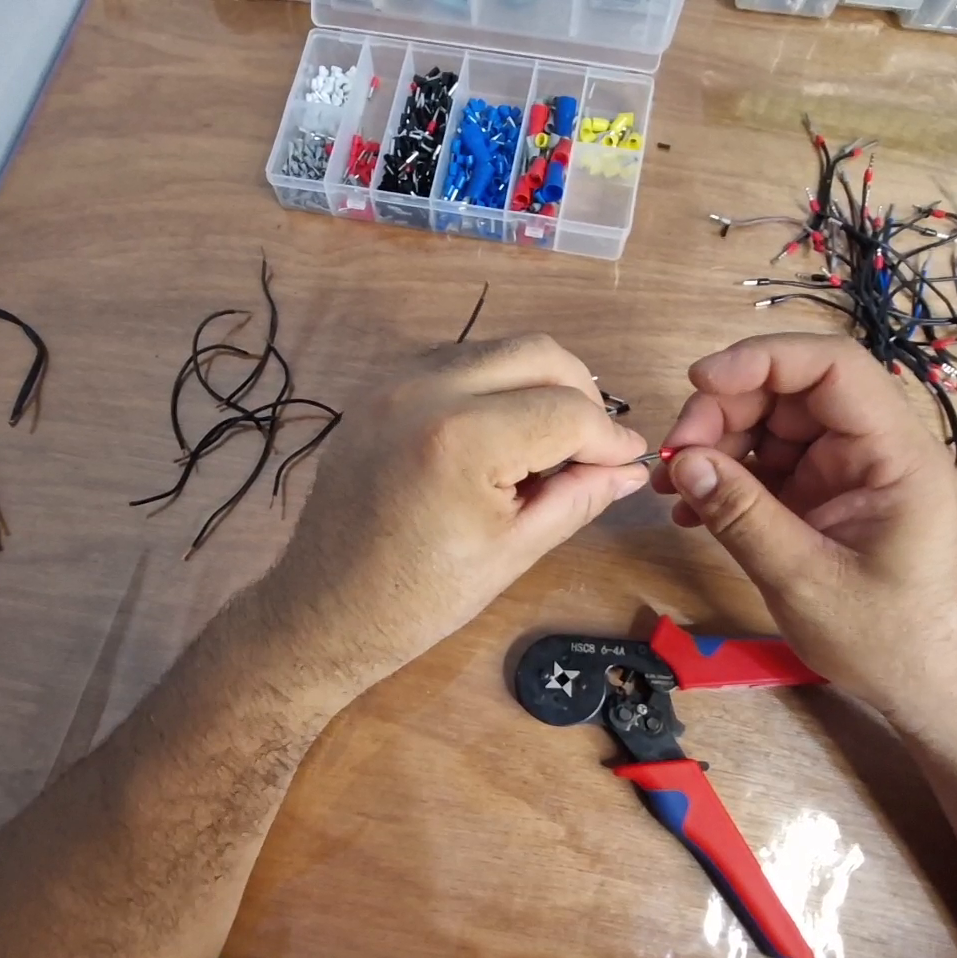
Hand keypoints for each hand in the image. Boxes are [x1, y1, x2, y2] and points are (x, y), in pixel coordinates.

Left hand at [263, 334, 648, 689]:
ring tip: (547, 441)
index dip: (609, 438)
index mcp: (462, 440)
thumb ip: (579, 498)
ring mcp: (393, 383)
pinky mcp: (377, 390)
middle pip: (537, 353)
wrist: (325, 608)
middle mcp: (425, 390)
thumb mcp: (512, 553)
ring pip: (495, 349)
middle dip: (580, 394)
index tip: (628, 460)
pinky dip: (491, 383)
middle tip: (592, 445)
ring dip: (536, 383)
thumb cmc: (419, 599)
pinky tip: (499, 431)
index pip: (567, 412)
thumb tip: (631, 468)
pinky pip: (454, 362)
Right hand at [652, 333, 956, 716]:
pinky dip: (723, 482)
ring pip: (766, 429)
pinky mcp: (817, 499)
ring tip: (674, 489)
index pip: (831, 368)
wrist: (925, 686)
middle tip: (675, 456)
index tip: (698, 382)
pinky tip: (692, 512)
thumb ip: (743, 515)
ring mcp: (840, 473)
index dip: (762, 360)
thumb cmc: (888, 637)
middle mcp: (867, 449)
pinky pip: (762, 469)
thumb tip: (684, 462)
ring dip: (713, 449)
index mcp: (892, 452)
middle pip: (787, 394)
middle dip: (722, 414)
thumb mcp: (805, 578)